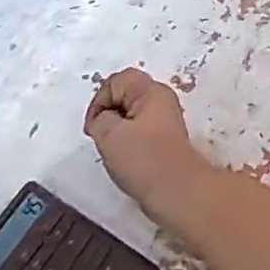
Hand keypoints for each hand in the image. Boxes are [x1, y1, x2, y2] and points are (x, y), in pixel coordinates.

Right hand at [84, 68, 208, 210]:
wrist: (176, 189)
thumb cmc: (143, 158)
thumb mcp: (110, 134)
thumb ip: (100, 118)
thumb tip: (104, 117)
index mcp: (151, 90)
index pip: (117, 80)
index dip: (99, 101)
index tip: (93, 128)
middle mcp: (161, 98)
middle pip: (125, 93)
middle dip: (107, 113)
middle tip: (100, 137)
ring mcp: (164, 117)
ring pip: (131, 112)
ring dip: (116, 128)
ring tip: (112, 150)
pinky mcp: (164, 136)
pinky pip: (139, 128)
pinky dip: (127, 139)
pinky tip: (124, 158)